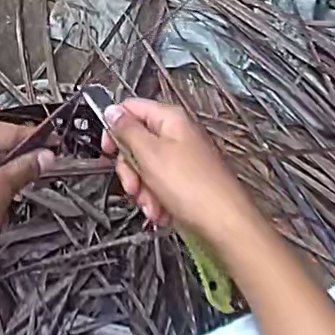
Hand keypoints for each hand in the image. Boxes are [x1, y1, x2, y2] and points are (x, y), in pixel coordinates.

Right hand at [102, 98, 264, 245]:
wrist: (226, 225)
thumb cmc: (195, 189)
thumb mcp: (149, 154)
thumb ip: (126, 130)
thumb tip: (111, 110)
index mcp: (170, 119)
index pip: (129, 109)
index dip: (114, 129)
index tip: (108, 149)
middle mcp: (178, 134)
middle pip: (136, 142)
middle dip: (130, 169)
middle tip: (134, 183)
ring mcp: (183, 158)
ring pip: (146, 167)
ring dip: (143, 189)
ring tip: (152, 203)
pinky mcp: (186, 180)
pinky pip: (159, 184)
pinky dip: (156, 200)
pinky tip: (162, 211)